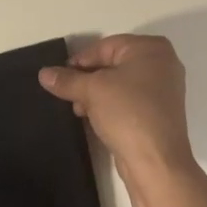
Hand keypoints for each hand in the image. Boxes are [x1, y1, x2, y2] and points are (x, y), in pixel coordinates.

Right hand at [38, 35, 194, 178]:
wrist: (156, 160)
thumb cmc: (127, 113)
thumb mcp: (92, 91)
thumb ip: (67, 80)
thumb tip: (44, 74)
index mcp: (151, 48)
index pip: (105, 46)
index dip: (79, 61)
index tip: (58, 77)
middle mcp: (162, 64)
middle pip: (113, 65)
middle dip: (87, 80)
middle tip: (68, 97)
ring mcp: (163, 91)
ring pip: (120, 86)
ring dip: (96, 97)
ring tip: (79, 112)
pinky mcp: (158, 114)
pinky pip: (128, 103)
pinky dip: (111, 108)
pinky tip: (95, 121)